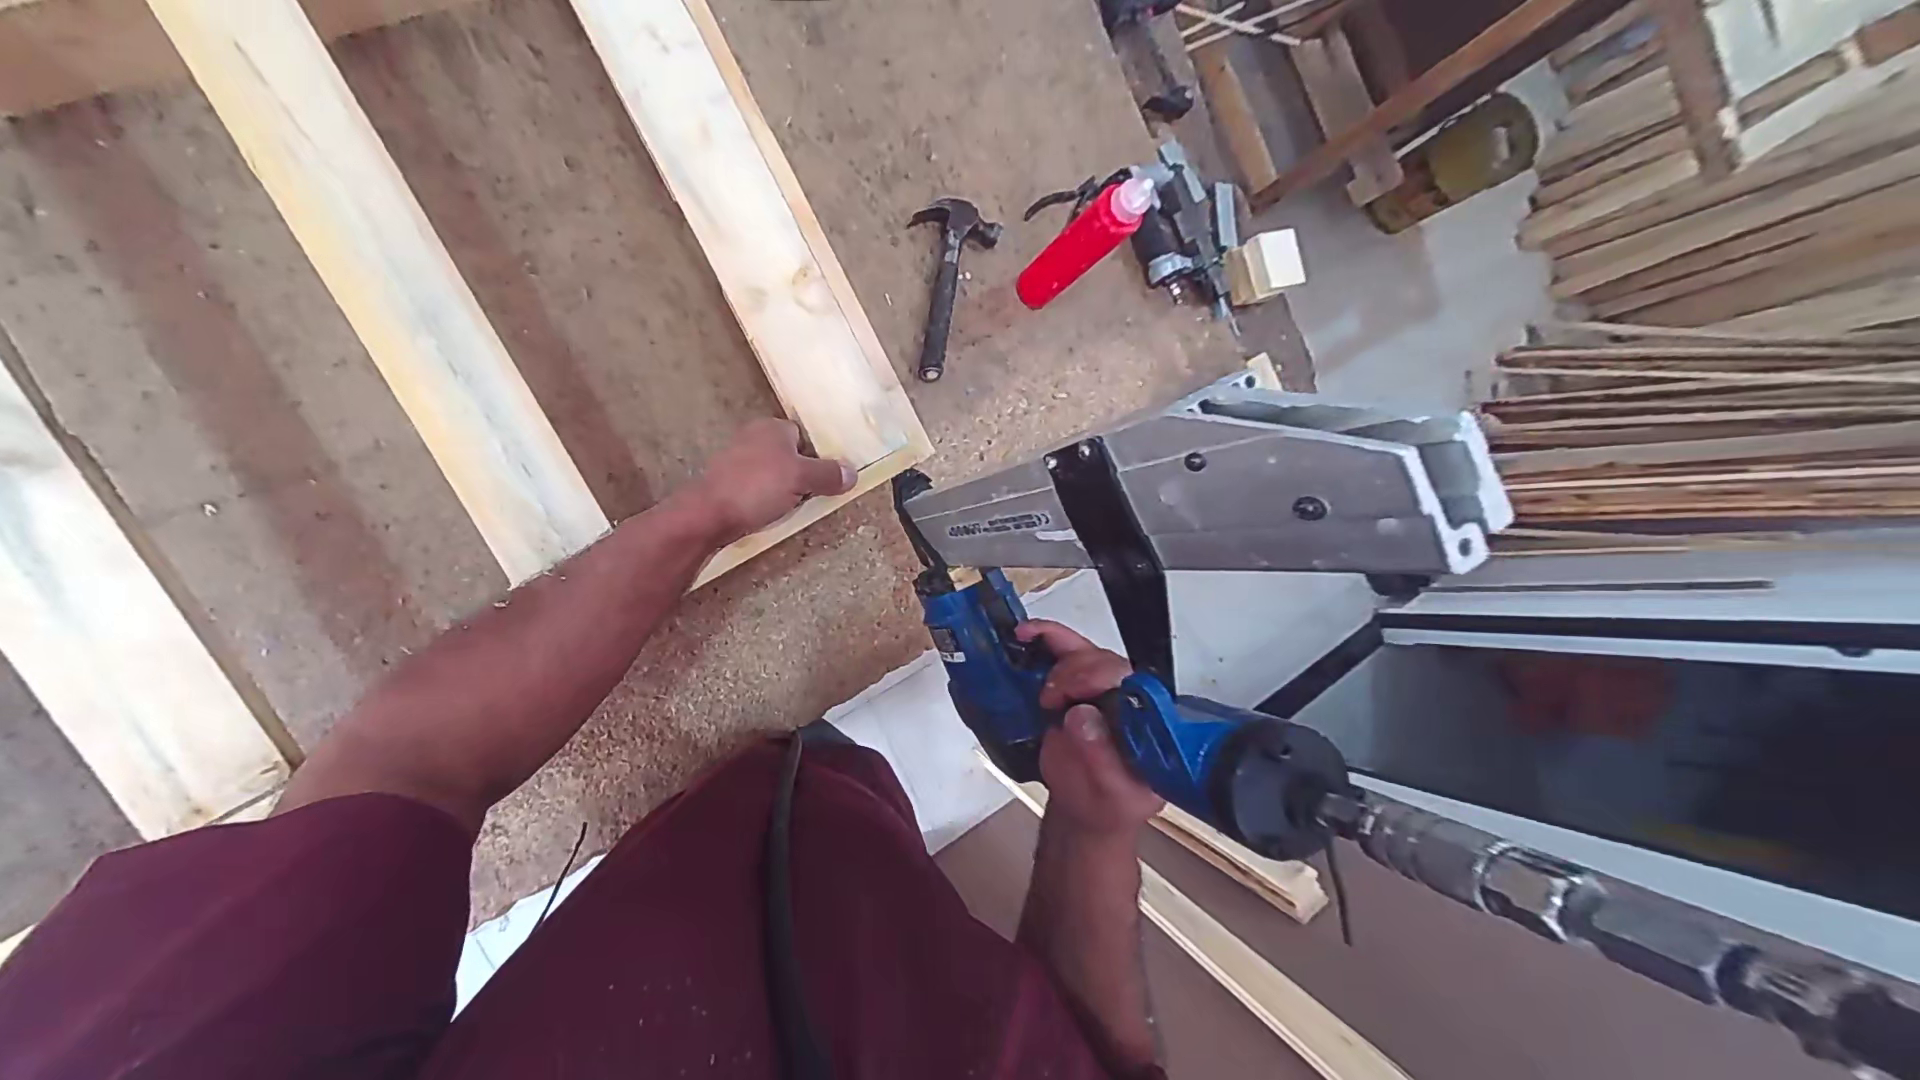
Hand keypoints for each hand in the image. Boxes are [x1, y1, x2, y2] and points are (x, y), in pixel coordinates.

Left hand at [688, 419, 856, 541]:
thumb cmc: (757, 487)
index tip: (826, 477)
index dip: (817, 456)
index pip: (803, 435)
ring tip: (792, 508)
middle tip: (813, 495)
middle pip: (789, 456)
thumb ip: (828, 474)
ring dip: (784, 491)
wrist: (708, 515)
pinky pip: (757, 490)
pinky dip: (766, 501)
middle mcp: (752, 438)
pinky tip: (769, 515)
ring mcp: (736, 462)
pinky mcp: (726, 485)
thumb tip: (852, 472)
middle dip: (801, 475)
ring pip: (773, 475)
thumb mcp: (802, 478)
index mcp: (770, 427)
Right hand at [1015, 621, 1162, 835]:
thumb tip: (1082, 717)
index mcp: (1150, 722)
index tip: (1079, 701)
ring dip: (1060, 663)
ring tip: (1046, 695)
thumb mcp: (1113, 794)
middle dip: (1078, 675)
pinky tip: (1026, 634)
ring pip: (1085, 652)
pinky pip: (1063, 647)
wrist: (1085, 808)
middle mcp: (1130, 696)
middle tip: (1053, 699)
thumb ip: (1102, 759)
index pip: (1137, 687)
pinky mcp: (1073, 678)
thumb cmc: (1108, 804)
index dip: (1107, 684)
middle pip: (1109, 664)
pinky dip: (1044, 636)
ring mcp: (1102, 684)